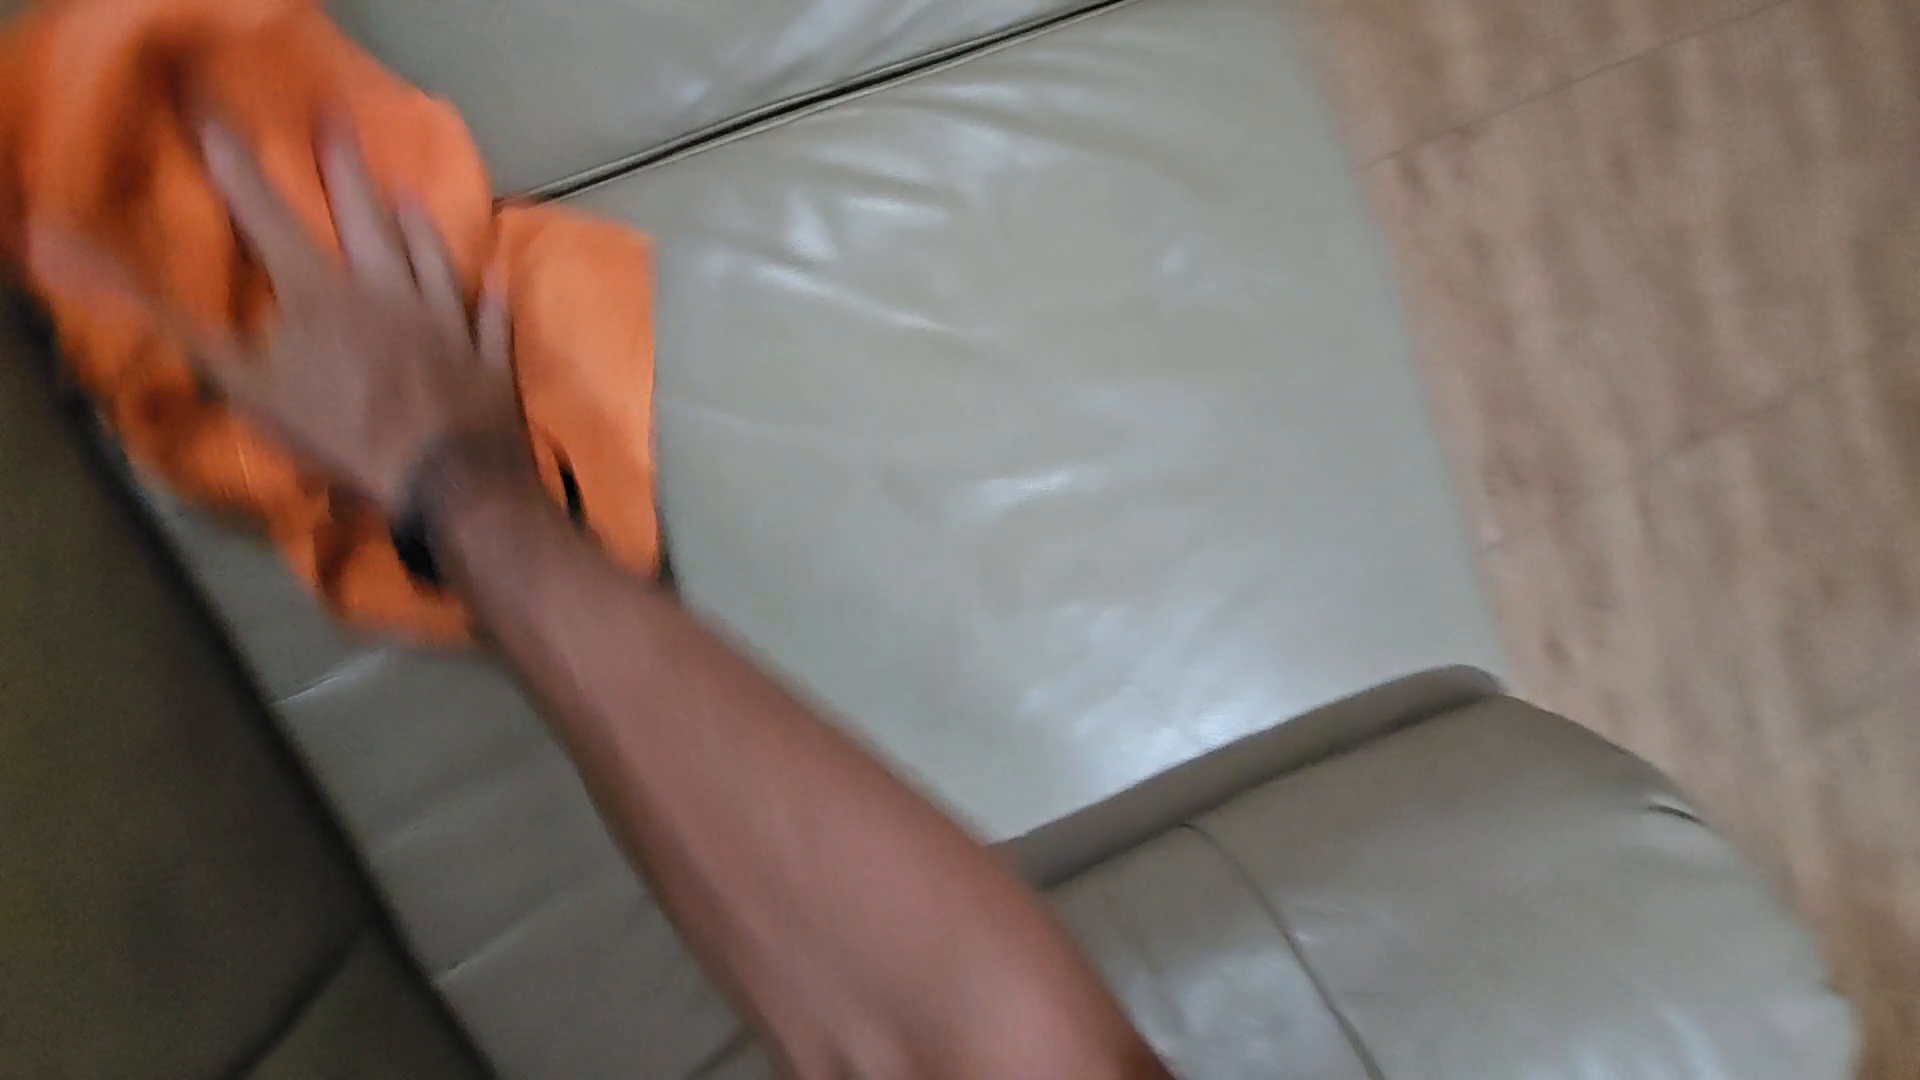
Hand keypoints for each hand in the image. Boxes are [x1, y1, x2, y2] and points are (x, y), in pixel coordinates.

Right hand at [31, 116, 522, 516]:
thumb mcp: (243, 380)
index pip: (267, 213)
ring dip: (420, 227)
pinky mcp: (490, 355)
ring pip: (434, 261)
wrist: (446, 474)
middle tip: (340, 119)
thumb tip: (69, 248)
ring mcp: (450, 322)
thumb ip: (167, 314)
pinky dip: (492, 294)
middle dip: (344, 168)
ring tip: (411, 195)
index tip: (213, 109)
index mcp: (323, 293)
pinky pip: (492, 317)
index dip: (236, 161)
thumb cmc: (344, 431)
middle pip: (366, 220)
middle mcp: (392, 293)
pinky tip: (496, 273)